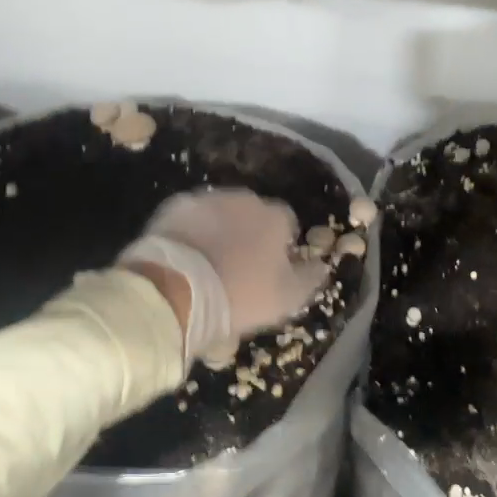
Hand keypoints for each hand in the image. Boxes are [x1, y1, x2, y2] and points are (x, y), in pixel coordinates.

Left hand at [118, 189, 328, 359]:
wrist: (176, 290)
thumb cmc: (239, 295)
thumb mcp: (287, 297)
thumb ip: (310, 277)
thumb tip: (321, 264)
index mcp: (275, 217)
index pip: (287, 222)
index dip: (280, 245)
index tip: (270, 268)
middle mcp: (245, 199)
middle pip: (253, 214)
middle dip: (249, 233)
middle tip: (238, 266)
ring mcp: (208, 199)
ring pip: (221, 212)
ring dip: (220, 230)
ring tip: (208, 262)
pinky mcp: (175, 207)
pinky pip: (191, 217)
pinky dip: (191, 231)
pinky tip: (185, 255)